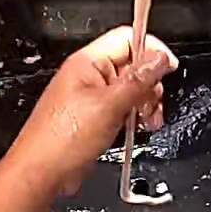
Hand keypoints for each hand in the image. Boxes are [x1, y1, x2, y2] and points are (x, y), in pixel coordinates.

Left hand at [1, 28, 179, 196]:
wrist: (43, 172)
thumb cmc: (60, 139)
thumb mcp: (108, 105)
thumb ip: (137, 80)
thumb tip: (159, 59)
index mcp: (88, 63)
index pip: (127, 38)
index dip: (151, 49)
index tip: (168, 67)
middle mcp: (90, 77)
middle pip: (133, 66)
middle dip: (150, 85)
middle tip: (151, 104)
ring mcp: (93, 98)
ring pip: (131, 90)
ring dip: (145, 104)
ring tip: (146, 120)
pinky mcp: (96, 118)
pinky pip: (123, 109)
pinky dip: (135, 117)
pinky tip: (138, 128)